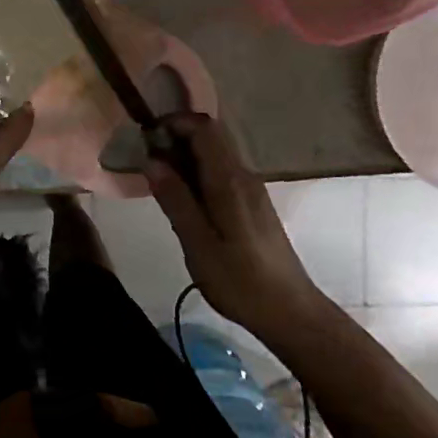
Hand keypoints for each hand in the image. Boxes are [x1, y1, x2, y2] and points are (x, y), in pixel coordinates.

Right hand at [143, 113, 330, 340]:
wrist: (292, 314)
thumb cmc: (240, 281)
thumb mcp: (197, 244)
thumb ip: (175, 199)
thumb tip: (151, 160)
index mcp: (229, 181)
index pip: (203, 127)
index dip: (173, 123)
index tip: (146, 139)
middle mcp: (243, 176)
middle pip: (210, 135)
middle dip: (176, 137)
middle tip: (147, 159)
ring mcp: (250, 189)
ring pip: (214, 153)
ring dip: (184, 155)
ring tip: (158, 178)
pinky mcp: (251, 203)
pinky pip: (220, 171)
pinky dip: (196, 171)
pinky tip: (181, 197)